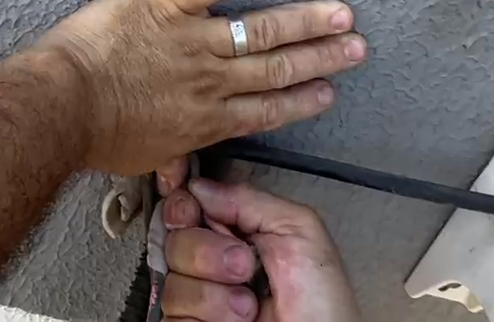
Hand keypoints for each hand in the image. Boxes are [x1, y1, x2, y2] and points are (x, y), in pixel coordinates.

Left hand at [30, 0, 366, 174]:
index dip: (302, 100)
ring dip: (305, 20)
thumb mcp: (142, 154)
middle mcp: (211, 80)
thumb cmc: (93, 132)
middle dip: (321, 58)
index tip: (328, 90)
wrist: (64, 105)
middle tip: (355, 47)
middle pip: (278, 67)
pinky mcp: (172, 4)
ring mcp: (195, 39)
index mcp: (204, 118)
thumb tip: (180, 149)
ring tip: (339, 13)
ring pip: (262, 30)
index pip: (267, 108)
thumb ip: (173, 145)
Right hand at [157, 176, 360, 321]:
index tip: (193, 211)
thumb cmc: (321, 298)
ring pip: (172, 281)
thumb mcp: (297, 229)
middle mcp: (210, 262)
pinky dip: (206, 317)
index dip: (183, 204)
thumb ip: (248, 200)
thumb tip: (198, 185)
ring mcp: (200, 300)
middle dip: (206, 250)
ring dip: (212, 293)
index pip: (186, 205)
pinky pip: (174, 317)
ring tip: (249, 306)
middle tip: (243, 265)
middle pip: (173, 239)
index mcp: (233, 230)